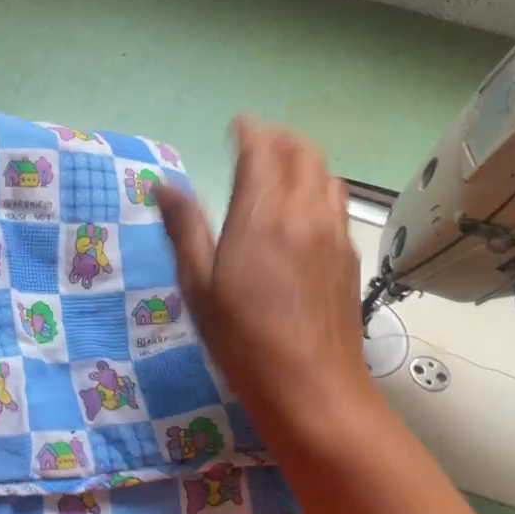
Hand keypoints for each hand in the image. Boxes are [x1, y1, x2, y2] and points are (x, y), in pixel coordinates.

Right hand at [160, 117, 376, 429]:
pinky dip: (318, 188)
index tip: (236, 126)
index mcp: (263, 215)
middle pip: (302, 152)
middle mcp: (305, 212)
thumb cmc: (242, 340)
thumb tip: (164, 186)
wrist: (312, 387)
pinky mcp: (349, 257)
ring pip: (326, 175)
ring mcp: (334, 234)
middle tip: (257, 140)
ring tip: (282, 167)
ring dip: (304, 159)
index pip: (262, 150)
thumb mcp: (199, 287)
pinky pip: (336, 204)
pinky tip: (304, 211)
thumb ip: (185, 229)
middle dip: (279, 137)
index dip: (249, 131)